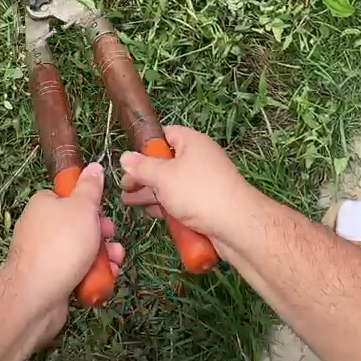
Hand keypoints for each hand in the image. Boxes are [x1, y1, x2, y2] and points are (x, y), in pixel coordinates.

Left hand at [2, 163, 123, 338]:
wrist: (36, 297)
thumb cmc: (62, 244)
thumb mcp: (82, 207)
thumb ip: (91, 187)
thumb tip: (94, 167)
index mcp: (44, 204)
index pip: (70, 198)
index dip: (91, 206)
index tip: (103, 216)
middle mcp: (41, 227)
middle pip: (79, 226)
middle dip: (102, 235)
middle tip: (112, 241)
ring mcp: (44, 255)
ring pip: (81, 250)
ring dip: (103, 256)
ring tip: (115, 264)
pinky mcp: (49, 279)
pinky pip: (75, 271)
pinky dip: (91, 274)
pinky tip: (105, 279)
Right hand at [118, 126, 266, 253]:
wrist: (236, 225)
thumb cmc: (198, 192)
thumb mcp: (164, 176)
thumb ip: (142, 167)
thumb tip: (125, 157)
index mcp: (191, 142)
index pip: (165, 135)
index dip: (146, 146)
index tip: (129, 161)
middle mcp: (198, 158)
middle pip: (165, 162)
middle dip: (143, 175)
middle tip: (124, 187)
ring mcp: (203, 181)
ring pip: (171, 184)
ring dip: (150, 192)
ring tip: (129, 202)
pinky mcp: (206, 203)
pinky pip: (181, 200)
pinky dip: (166, 205)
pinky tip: (151, 213)